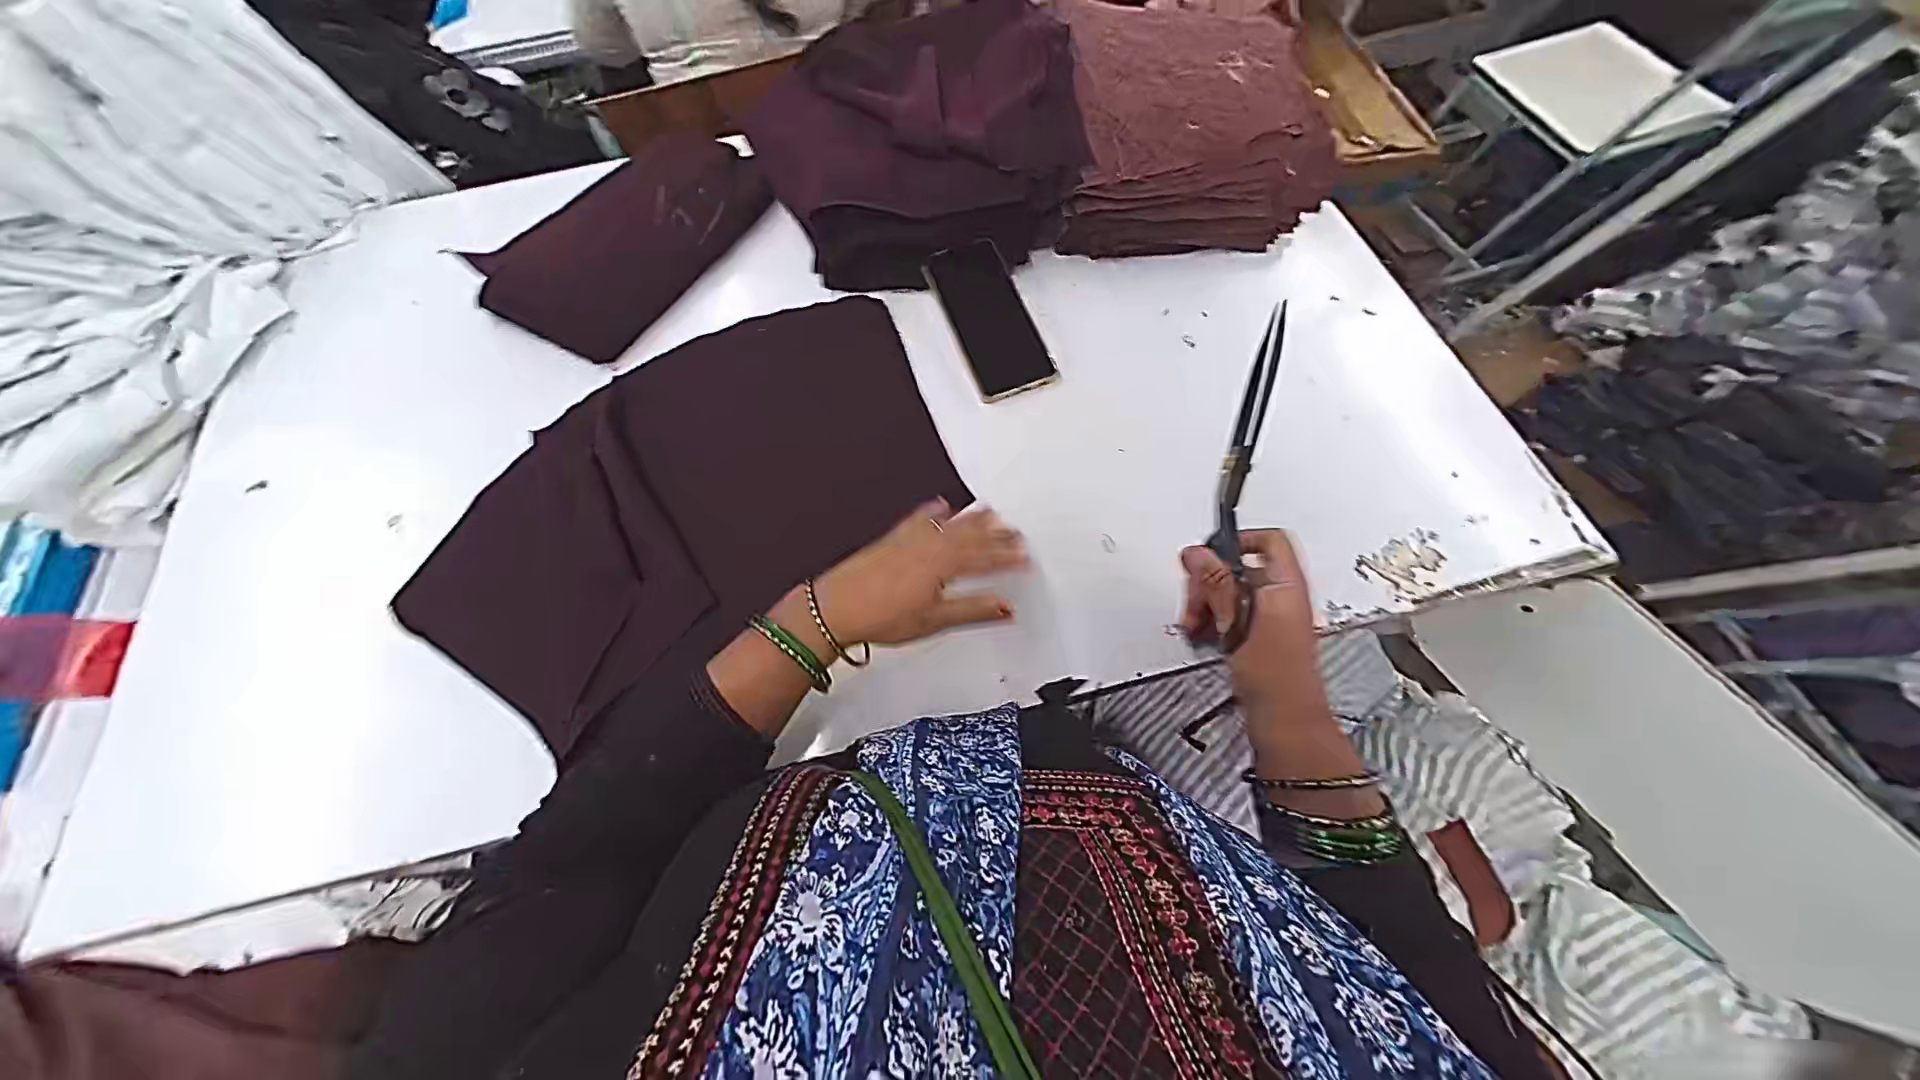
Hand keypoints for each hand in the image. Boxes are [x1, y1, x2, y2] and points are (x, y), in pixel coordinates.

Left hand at [813, 499, 1026, 647]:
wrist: (835, 608)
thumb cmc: (880, 615)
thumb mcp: (935, 620)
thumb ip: (974, 610)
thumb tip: (1004, 608)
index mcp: (943, 565)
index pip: (985, 559)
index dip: (1007, 558)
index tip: (1025, 558)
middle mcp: (929, 546)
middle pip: (971, 536)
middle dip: (997, 534)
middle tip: (1016, 532)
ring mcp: (911, 540)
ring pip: (950, 524)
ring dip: (973, 519)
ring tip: (991, 513)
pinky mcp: (894, 539)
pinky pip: (921, 519)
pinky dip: (935, 511)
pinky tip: (941, 506)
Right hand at [1179, 529, 1323, 717]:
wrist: (1284, 724)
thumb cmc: (1278, 683)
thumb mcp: (1242, 626)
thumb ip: (1220, 587)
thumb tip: (1201, 554)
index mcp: (1285, 587)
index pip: (1267, 541)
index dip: (1236, 541)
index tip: (1209, 558)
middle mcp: (1277, 597)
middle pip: (1235, 567)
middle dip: (1207, 582)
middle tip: (1197, 602)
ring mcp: (1263, 617)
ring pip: (1224, 591)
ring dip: (1202, 604)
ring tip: (1196, 624)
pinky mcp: (1250, 635)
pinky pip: (1223, 614)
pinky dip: (1207, 620)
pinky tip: (1201, 634)